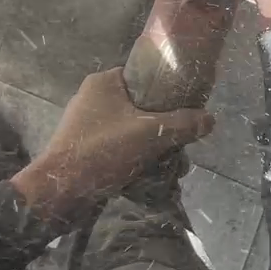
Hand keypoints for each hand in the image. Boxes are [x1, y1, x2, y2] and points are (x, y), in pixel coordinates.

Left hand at [10, 69, 214, 222]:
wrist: (59, 192)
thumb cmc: (103, 151)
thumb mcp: (150, 135)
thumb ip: (183, 124)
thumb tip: (210, 119)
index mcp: (104, 83)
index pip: (142, 77)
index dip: (165, 92)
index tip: (184, 111)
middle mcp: (92, 98)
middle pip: (140, 108)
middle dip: (163, 131)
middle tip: (180, 150)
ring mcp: (86, 125)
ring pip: (130, 132)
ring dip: (151, 150)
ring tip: (171, 171)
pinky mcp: (82, 149)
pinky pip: (117, 150)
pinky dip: (133, 162)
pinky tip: (149, 181)